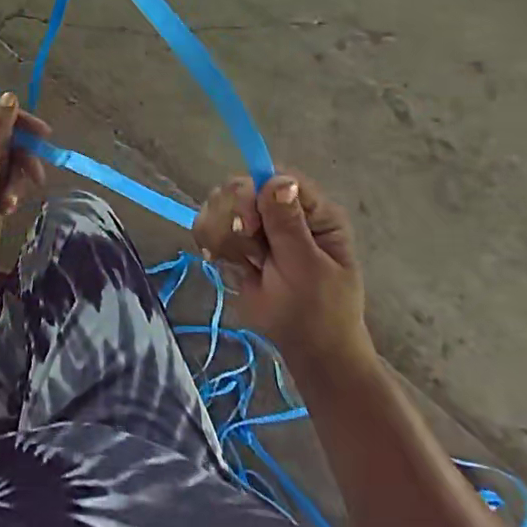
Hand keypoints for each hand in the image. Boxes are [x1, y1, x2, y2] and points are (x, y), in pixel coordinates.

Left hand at [0, 92, 49, 241]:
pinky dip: (6, 197)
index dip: (27, 127)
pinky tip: (2, 208)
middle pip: (12, 149)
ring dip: (13, 186)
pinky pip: (4, 187)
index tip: (46, 135)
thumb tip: (10, 94)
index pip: (6, 121)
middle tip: (37, 178)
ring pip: (11, 171)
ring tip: (7, 201)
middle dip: (23, 167)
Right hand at [193, 170, 371, 372]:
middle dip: (234, 217)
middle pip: (240, 186)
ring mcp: (257, 226)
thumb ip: (288, 224)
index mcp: (314, 213)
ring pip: (218, 204)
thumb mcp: (307, 267)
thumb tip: (278, 179)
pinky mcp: (235, 242)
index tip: (250, 223)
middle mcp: (283, 211)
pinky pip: (208, 226)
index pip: (277, 177)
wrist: (306, 348)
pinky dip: (211, 244)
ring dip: (222, 235)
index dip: (256, 192)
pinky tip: (225, 264)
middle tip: (248, 248)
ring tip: (242, 263)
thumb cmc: (318, 310)